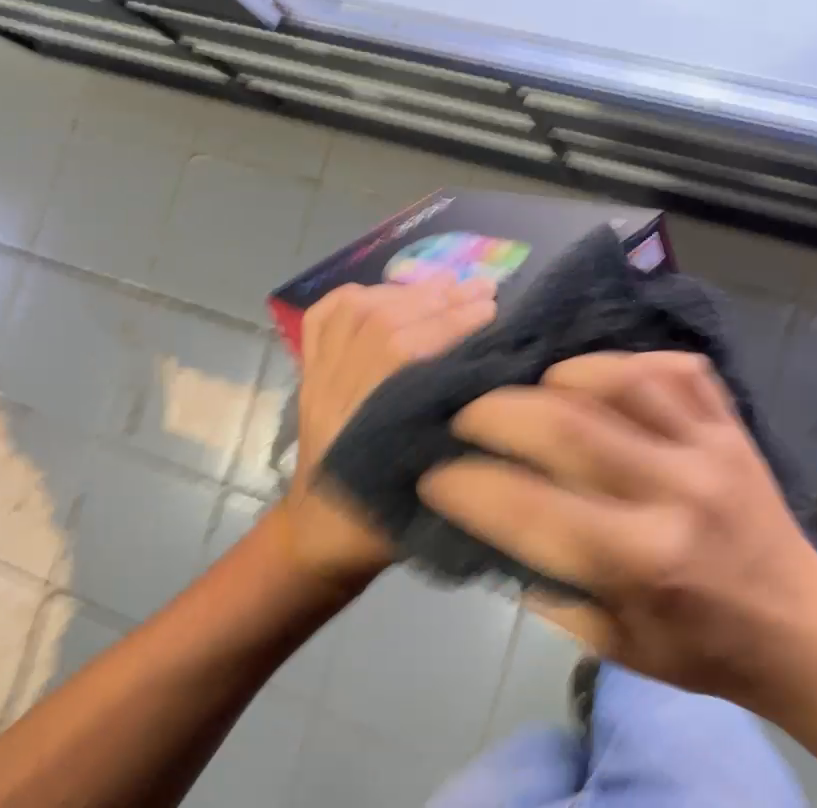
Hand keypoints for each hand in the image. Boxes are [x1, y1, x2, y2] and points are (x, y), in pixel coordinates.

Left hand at [279, 276, 496, 586]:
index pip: (401, 354)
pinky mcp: (309, 372)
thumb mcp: (432, 503)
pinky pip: (322, 318)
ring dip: (408, 292)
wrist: (320, 533)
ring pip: (355, 313)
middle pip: (381, 322)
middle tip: (484, 286)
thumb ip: (461, 451)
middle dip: (439, 300)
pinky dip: (355, 295)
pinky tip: (391, 291)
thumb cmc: (380, 524)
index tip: (491, 309)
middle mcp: (334, 392)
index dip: (448, 325)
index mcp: (363, 428)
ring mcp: (316, 378)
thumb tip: (507, 394)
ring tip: (450, 282)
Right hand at [419, 351, 816, 709]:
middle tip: (465, 416)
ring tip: (531, 387)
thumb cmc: (700, 649)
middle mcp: (676, 492)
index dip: (469, 486)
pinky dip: (627, 362)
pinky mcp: (732, 425)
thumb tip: (492, 524)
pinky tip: (601, 376)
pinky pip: (676, 369)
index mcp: (643, 561)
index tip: (434, 475)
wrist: (801, 627)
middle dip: (497, 412)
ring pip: (623, 379)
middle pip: (569, 425)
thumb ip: (548, 585)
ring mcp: (710, 448)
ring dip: (560, 375)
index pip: (532, 509)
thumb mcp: (613, 645)